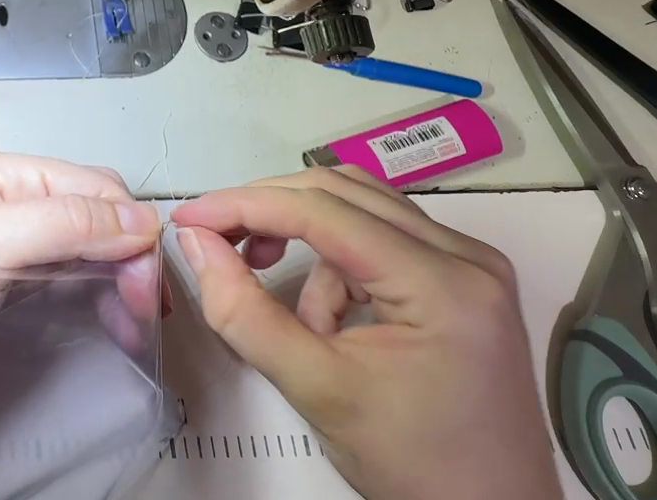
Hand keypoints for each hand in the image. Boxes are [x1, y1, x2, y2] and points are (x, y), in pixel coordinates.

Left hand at [0, 151, 160, 354]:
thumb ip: (61, 224)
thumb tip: (142, 219)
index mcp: (11, 173)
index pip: (95, 187)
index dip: (130, 231)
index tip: (146, 291)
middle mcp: (22, 194)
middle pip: (102, 212)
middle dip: (131, 256)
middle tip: (143, 314)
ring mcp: (24, 233)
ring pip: (99, 243)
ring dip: (123, 279)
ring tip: (133, 328)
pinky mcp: (27, 271)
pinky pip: (82, 270)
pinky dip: (105, 292)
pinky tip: (114, 321)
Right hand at [171, 167, 559, 499]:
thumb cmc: (411, 465)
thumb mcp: (314, 389)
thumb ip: (243, 312)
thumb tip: (195, 240)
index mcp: (444, 284)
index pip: (324, 212)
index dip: (245, 205)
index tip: (188, 218)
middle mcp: (465, 255)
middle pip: (340, 191)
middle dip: (268, 208)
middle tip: (215, 238)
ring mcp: (468, 262)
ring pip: (355, 204)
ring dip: (299, 232)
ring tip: (269, 278)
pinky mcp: (460, 276)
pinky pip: (375, 235)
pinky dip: (332, 261)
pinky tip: (326, 316)